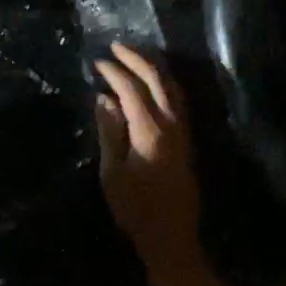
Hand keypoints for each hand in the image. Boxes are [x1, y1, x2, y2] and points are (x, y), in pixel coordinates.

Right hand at [93, 44, 204, 278]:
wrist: (172, 237)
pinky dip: (163, 82)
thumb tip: (105, 98)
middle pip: (157, 79)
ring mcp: (183, 129)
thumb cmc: (136, 210)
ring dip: (153, 67)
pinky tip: (152, 82)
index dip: (114, 72)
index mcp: (150, 130)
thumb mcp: (112, 173)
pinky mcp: (187, 138)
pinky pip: (177, 98)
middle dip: (137, 59)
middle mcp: (172, 123)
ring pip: (172, 86)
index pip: (132, 88)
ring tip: (133, 56)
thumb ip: (110, 132)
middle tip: (116, 47)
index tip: (97, 62)